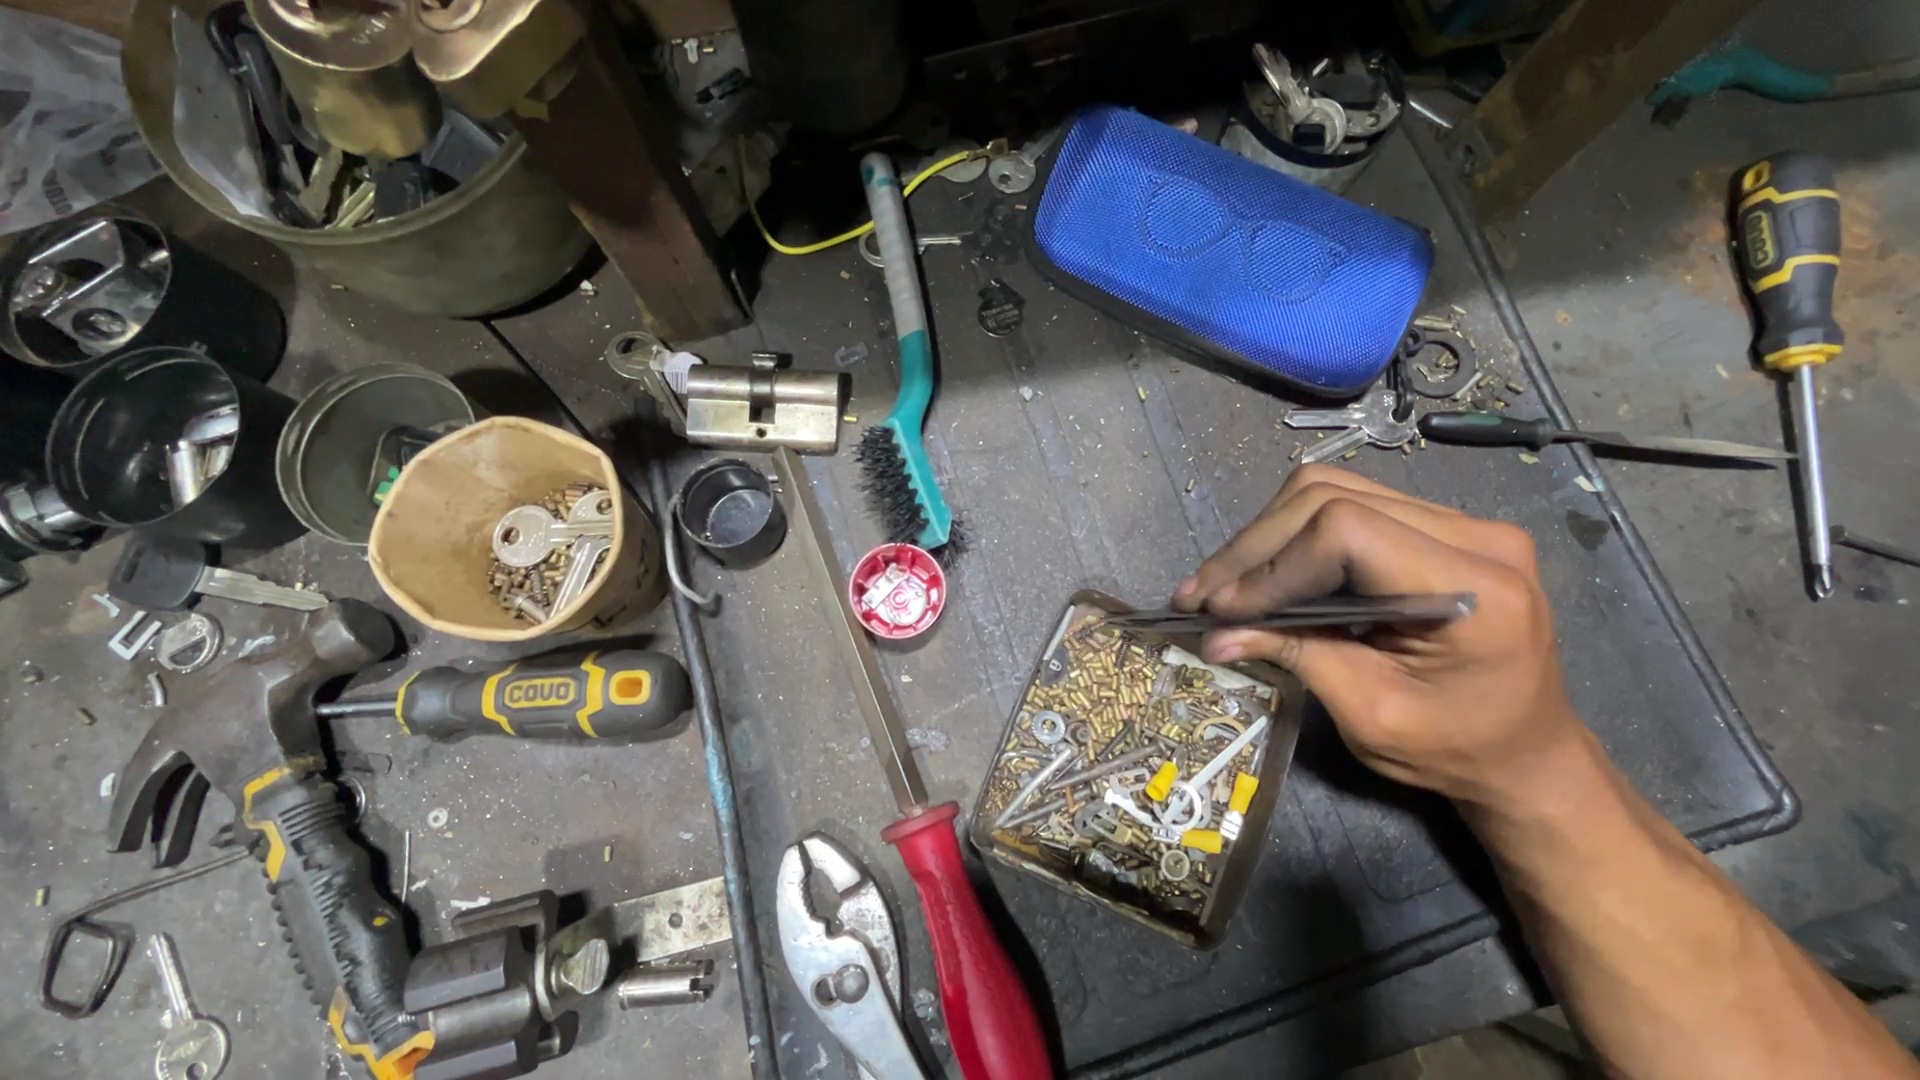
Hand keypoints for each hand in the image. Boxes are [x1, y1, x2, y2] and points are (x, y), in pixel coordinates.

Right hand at [1173, 465, 1587, 810]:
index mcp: (1473, 588)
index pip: (1346, 530)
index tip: (1219, 611)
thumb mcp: (1370, 713)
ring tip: (1223, 586)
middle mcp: (1474, 535)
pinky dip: (1292, 539)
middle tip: (1198, 595)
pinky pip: (1348, 506)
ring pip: (1331, 491)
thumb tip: (1212, 635)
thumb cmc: (1458, 750)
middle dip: (1253, 549)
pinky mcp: (1438, 527)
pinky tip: (1265, 576)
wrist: (1526, 754)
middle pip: (1330, 497)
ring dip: (1265, 539)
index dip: (1271, 566)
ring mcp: (1460, 523)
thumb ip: (1295, 656)